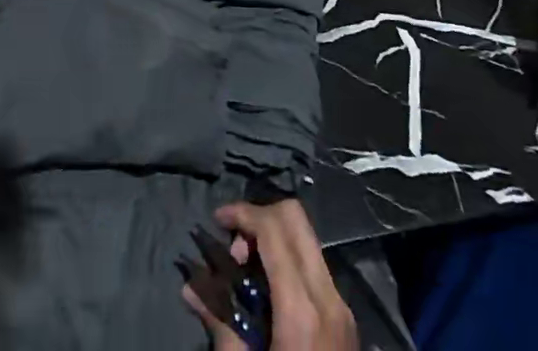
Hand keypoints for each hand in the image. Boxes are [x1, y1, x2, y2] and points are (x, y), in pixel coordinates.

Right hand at [182, 200, 357, 350]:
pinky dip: (288, 262)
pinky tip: (266, 292)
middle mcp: (328, 293)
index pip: (276, 230)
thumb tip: (192, 286)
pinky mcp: (345, 316)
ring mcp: (342, 303)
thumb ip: (220, 324)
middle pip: (298, 221)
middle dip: (260, 220)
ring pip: (308, 241)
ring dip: (274, 241)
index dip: (244, 214)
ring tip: (244, 273)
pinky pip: (315, 269)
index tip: (217, 219)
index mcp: (302, 307)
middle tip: (231, 246)